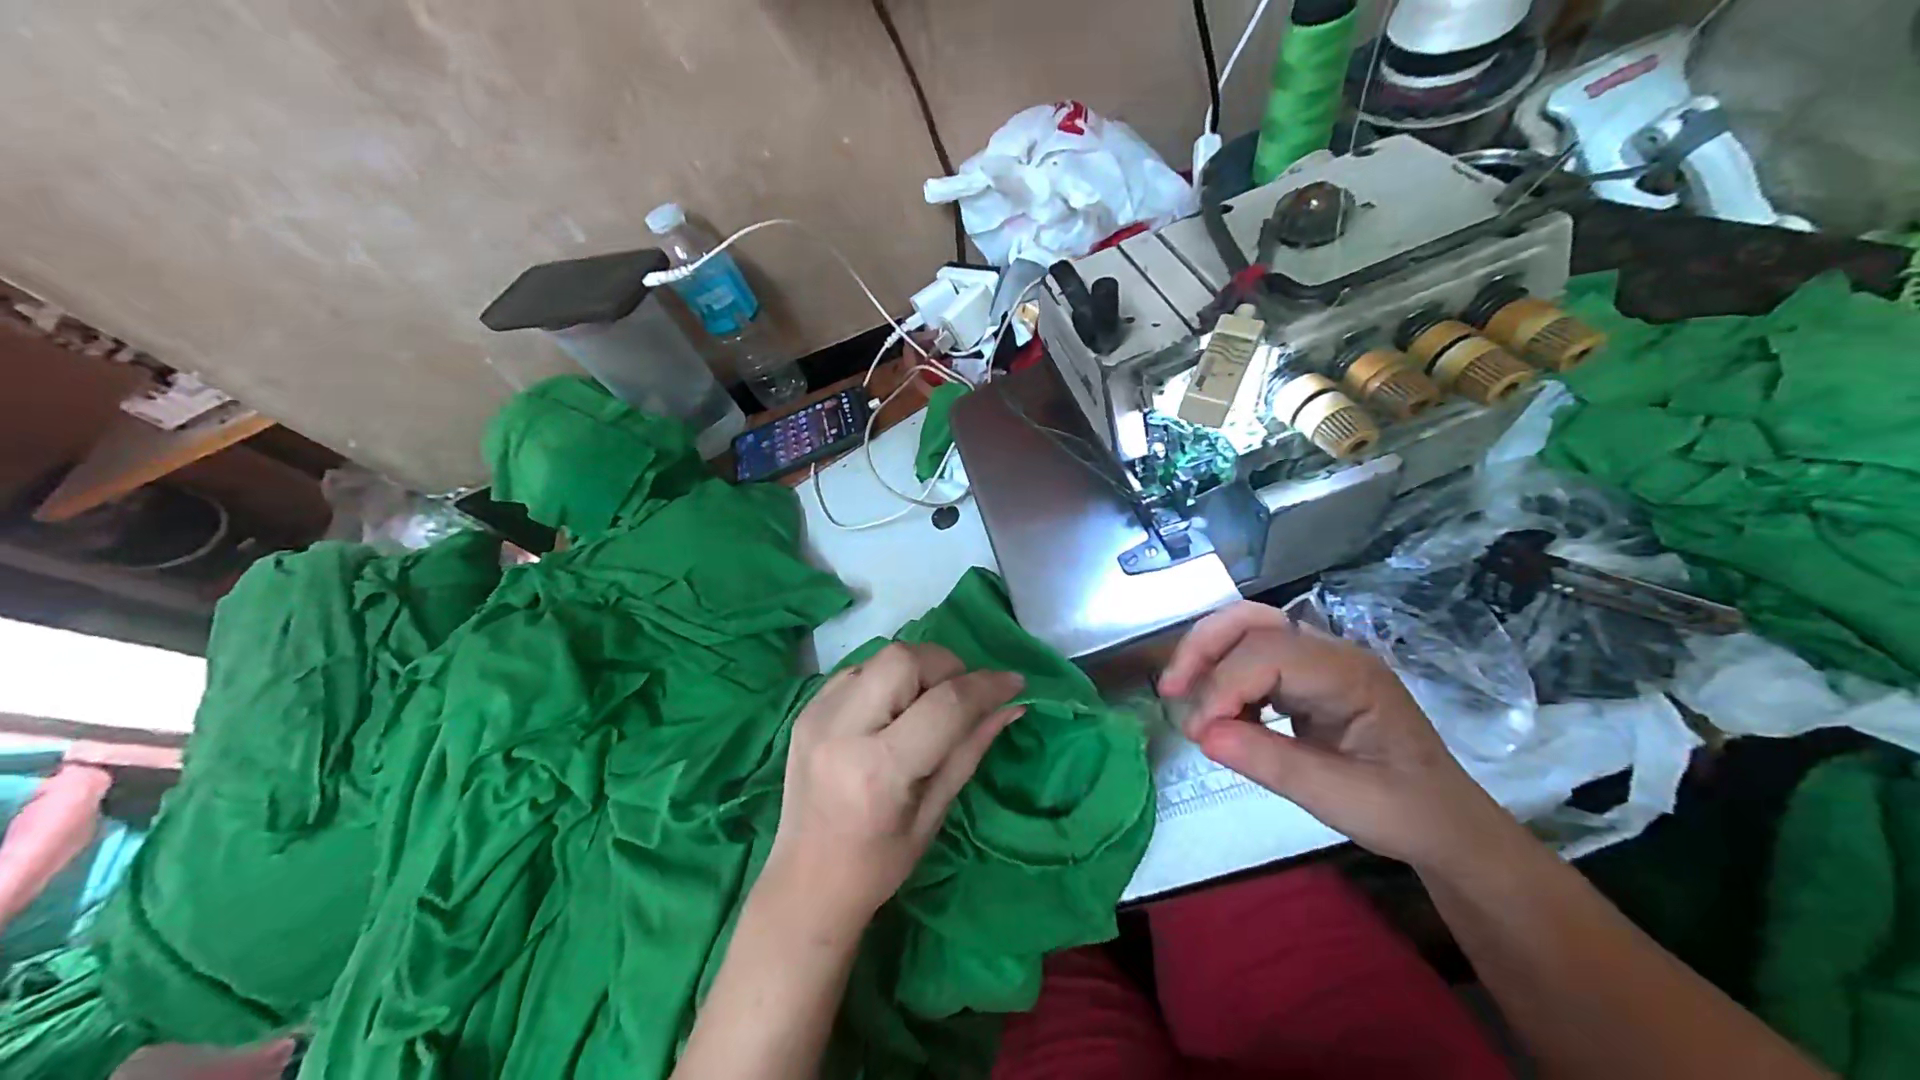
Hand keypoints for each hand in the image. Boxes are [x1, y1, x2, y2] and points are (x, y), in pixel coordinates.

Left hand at [767, 643, 1024, 934]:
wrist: (804, 883)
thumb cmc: (877, 864)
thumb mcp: (934, 813)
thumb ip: (971, 749)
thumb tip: (1010, 704)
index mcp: (879, 770)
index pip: (944, 704)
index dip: (987, 686)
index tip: (1013, 683)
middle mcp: (842, 731)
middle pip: (905, 659)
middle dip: (946, 665)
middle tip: (962, 694)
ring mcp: (817, 715)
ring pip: (881, 655)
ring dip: (917, 667)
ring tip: (929, 702)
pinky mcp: (805, 710)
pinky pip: (858, 669)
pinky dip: (887, 677)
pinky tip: (894, 708)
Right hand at [1159, 602, 1519, 870]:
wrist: (1450, 827)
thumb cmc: (1406, 814)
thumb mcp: (1342, 800)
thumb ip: (1271, 763)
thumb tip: (1200, 734)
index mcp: (1351, 676)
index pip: (1268, 654)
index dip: (1223, 685)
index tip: (1198, 733)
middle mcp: (1333, 655)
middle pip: (1252, 620)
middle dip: (1203, 647)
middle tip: (1170, 689)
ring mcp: (1320, 663)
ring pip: (1248, 631)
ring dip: (1207, 656)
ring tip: (1182, 696)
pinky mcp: (1307, 680)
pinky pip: (1254, 658)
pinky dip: (1224, 676)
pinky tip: (1218, 712)